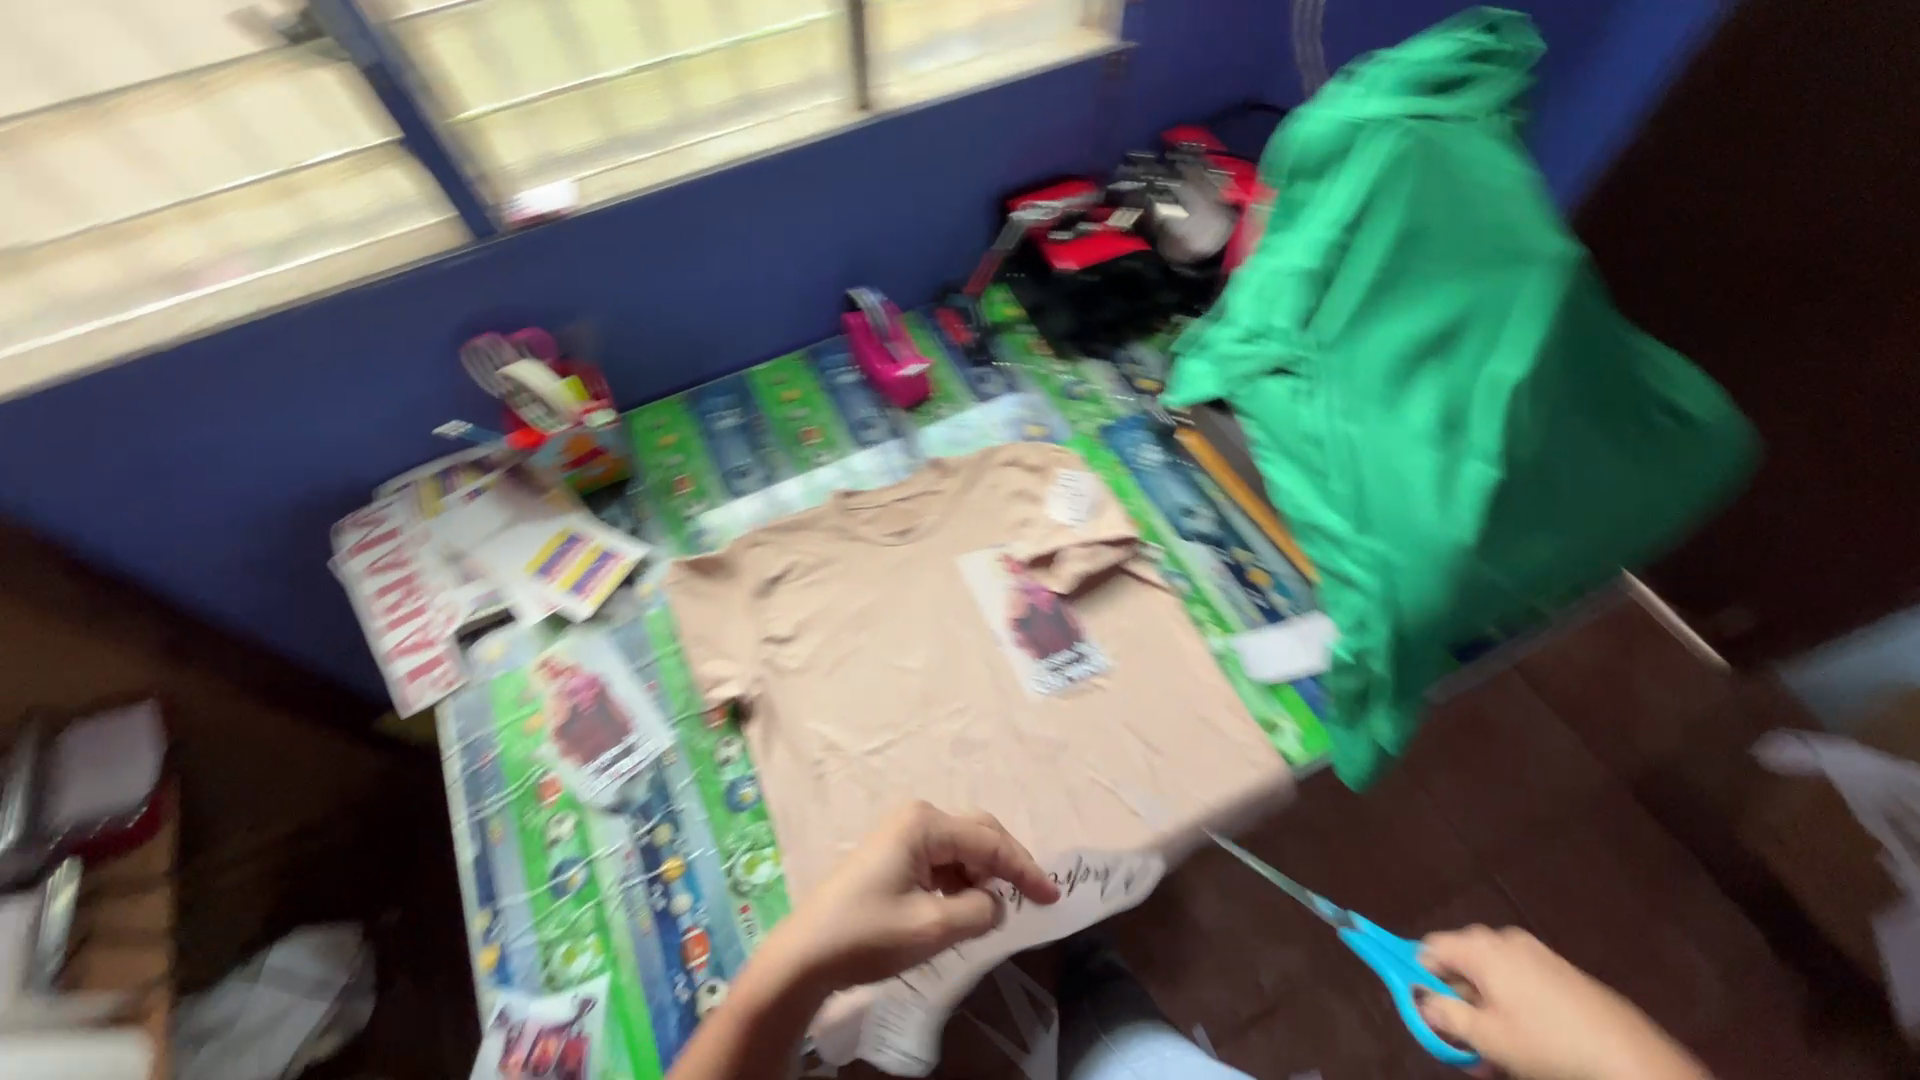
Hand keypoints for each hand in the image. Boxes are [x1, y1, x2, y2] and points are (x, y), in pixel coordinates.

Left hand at [762, 802, 1061, 992]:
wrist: (804, 956)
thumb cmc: (867, 935)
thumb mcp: (932, 928)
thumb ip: (979, 911)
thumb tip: (997, 903)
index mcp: (925, 824)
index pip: (990, 842)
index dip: (1025, 869)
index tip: (1053, 898)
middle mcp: (916, 818)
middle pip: (977, 834)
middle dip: (1006, 865)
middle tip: (1033, 899)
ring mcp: (902, 835)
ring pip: (961, 849)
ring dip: (982, 877)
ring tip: (992, 913)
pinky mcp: (894, 855)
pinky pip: (941, 861)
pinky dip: (960, 883)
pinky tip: (964, 909)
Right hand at [1417, 926, 1710, 1079]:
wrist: (1636, 1061)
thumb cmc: (1549, 1045)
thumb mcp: (1487, 1037)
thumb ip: (1444, 1015)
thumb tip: (1423, 1001)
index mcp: (1480, 947)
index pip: (1428, 949)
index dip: (1419, 979)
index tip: (1426, 1012)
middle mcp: (1505, 940)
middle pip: (1461, 964)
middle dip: (1456, 1004)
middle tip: (1462, 1043)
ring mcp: (1539, 955)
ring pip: (1492, 980)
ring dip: (1484, 1012)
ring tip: (1495, 1054)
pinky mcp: (1564, 974)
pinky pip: (1521, 984)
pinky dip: (1513, 1009)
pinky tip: (1525, 1045)